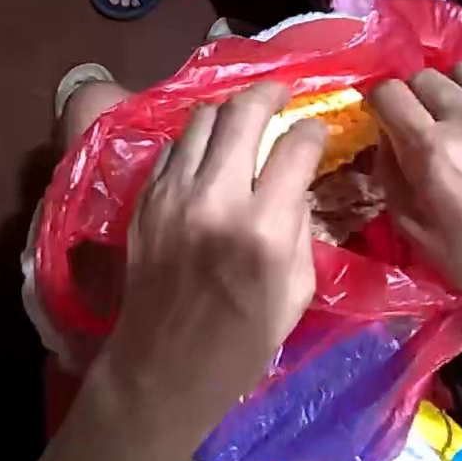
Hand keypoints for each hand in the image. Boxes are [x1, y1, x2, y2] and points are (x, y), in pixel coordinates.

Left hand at [96, 81, 325, 437]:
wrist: (164, 366)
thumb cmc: (241, 342)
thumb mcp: (296, 291)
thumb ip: (300, 226)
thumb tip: (294, 179)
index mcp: (264, 230)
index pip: (295, 147)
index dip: (313, 130)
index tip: (316, 131)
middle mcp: (215, 199)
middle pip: (242, 112)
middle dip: (269, 93)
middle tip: (281, 95)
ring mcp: (172, 195)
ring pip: (202, 118)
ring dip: (229, 111)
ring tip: (244, 119)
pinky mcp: (145, 200)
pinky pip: (173, 147)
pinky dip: (196, 139)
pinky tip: (208, 152)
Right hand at [368, 43, 461, 369]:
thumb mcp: (415, 231)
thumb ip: (391, 176)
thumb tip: (387, 136)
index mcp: (433, 152)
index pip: (389, 94)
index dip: (380, 104)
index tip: (387, 119)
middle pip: (424, 77)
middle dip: (415, 99)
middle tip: (426, 126)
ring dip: (456, 87)